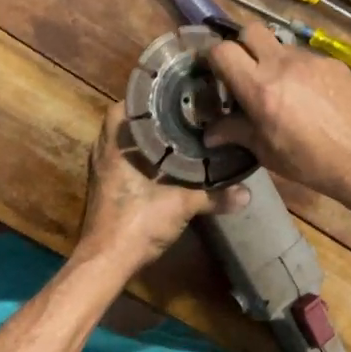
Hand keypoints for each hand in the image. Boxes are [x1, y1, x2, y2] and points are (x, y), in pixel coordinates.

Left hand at [77, 104, 247, 269]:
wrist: (105, 262)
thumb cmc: (136, 224)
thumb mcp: (180, 206)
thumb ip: (213, 197)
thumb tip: (247, 192)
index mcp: (117, 145)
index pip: (127, 103)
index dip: (151, 94)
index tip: (177, 89)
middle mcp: (105, 151)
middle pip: (128, 120)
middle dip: (154, 114)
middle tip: (185, 108)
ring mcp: (103, 170)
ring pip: (126, 140)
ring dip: (148, 135)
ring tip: (179, 128)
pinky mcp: (107, 186)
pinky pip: (125, 157)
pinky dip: (143, 153)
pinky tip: (167, 159)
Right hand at [204, 23, 350, 203]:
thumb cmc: (310, 162)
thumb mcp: (266, 152)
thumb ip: (236, 132)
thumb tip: (209, 132)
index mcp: (261, 88)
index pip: (222, 50)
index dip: (213, 57)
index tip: (214, 72)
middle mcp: (283, 64)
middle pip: (250, 30)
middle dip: (242, 45)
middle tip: (245, 70)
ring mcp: (311, 60)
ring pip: (280, 44)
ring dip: (272, 59)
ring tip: (281, 89)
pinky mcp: (333, 62)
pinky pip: (306, 57)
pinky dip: (299, 70)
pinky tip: (309, 96)